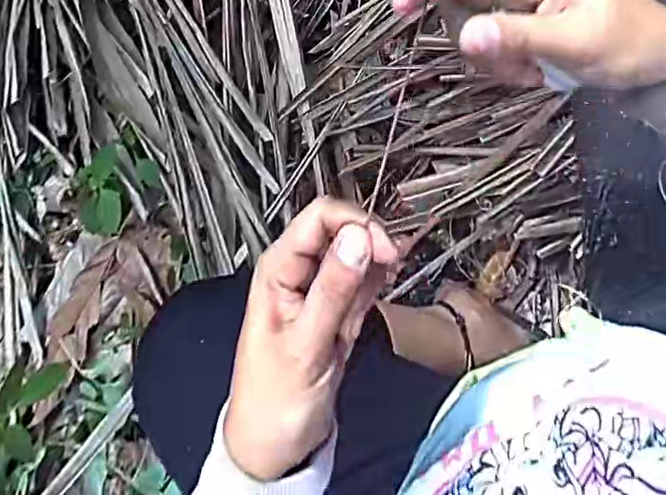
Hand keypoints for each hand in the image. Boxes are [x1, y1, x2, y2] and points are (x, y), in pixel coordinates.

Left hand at [224, 198, 401, 479]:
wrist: (275, 448)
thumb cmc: (273, 404)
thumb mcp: (305, 346)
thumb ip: (333, 290)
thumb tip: (357, 238)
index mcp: (278, 268)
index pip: (319, 216)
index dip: (355, 223)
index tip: (382, 245)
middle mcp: (297, 269)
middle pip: (339, 226)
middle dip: (370, 237)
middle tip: (392, 260)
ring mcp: (317, 285)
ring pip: (353, 247)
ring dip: (376, 254)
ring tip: (391, 271)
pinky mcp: (335, 303)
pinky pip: (360, 272)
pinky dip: (377, 272)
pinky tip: (386, 278)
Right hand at [394, 0, 665, 88]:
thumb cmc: (629, 41)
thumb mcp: (575, 40)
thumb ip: (517, 37)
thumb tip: (464, 36)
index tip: (400, 4)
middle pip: (466, 5)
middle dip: (477, 39)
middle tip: (508, 63)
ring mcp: (522, 13)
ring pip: (480, 36)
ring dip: (501, 61)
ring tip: (541, 71)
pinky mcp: (526, 37)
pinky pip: (498, 55)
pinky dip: (513, 70)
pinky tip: (544, 75)